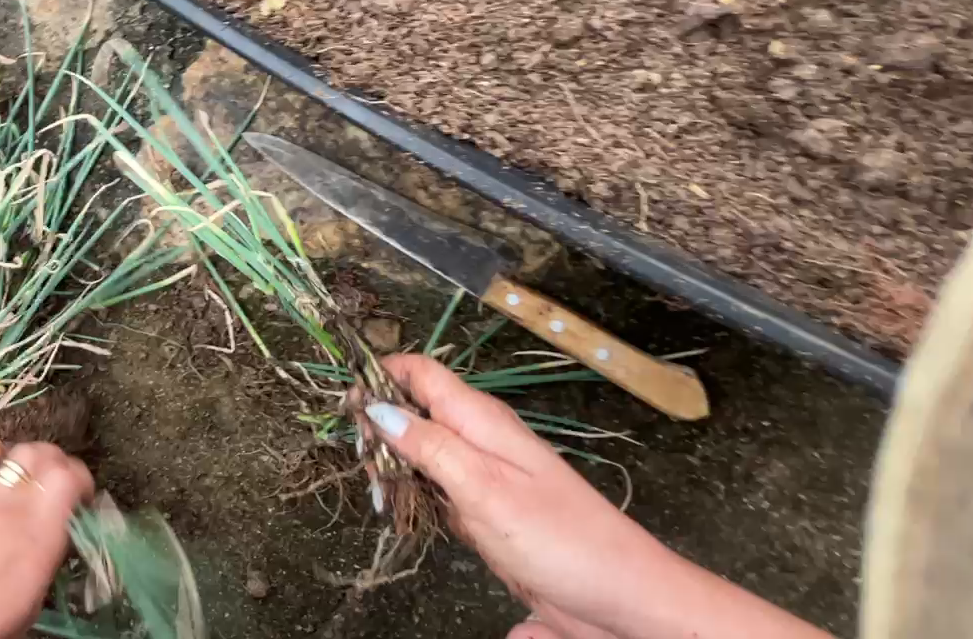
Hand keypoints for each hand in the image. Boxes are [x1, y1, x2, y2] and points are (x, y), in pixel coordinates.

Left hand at [0, 436, 92, 638]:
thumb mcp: (33, 601)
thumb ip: (48, 559)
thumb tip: (57, 540)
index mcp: (41, 535)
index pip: (71, 478)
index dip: (84, 481)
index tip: (85, 499)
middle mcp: (16, 507)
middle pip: (48, 456)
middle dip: (63, 464)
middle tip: (65, 487)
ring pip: (20, 450)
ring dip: (35, 455)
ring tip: (38, 473)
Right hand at [361, 355, 832, 638]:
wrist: (626, 602)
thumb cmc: (557, 538)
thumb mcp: (483, 488)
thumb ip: (427, 444)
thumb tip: (376, 406)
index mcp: (477, 417)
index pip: (417, 370)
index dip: (378, 373)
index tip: (347, 402)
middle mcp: (475, 436)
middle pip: (410, 408)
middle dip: (378, 425)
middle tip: (363, 461)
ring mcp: (478, 472)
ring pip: (417, 449)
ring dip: (392, 464)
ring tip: (379, 493)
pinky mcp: (481, 507)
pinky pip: (434, 485)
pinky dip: (413, 493)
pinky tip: (405, 511)